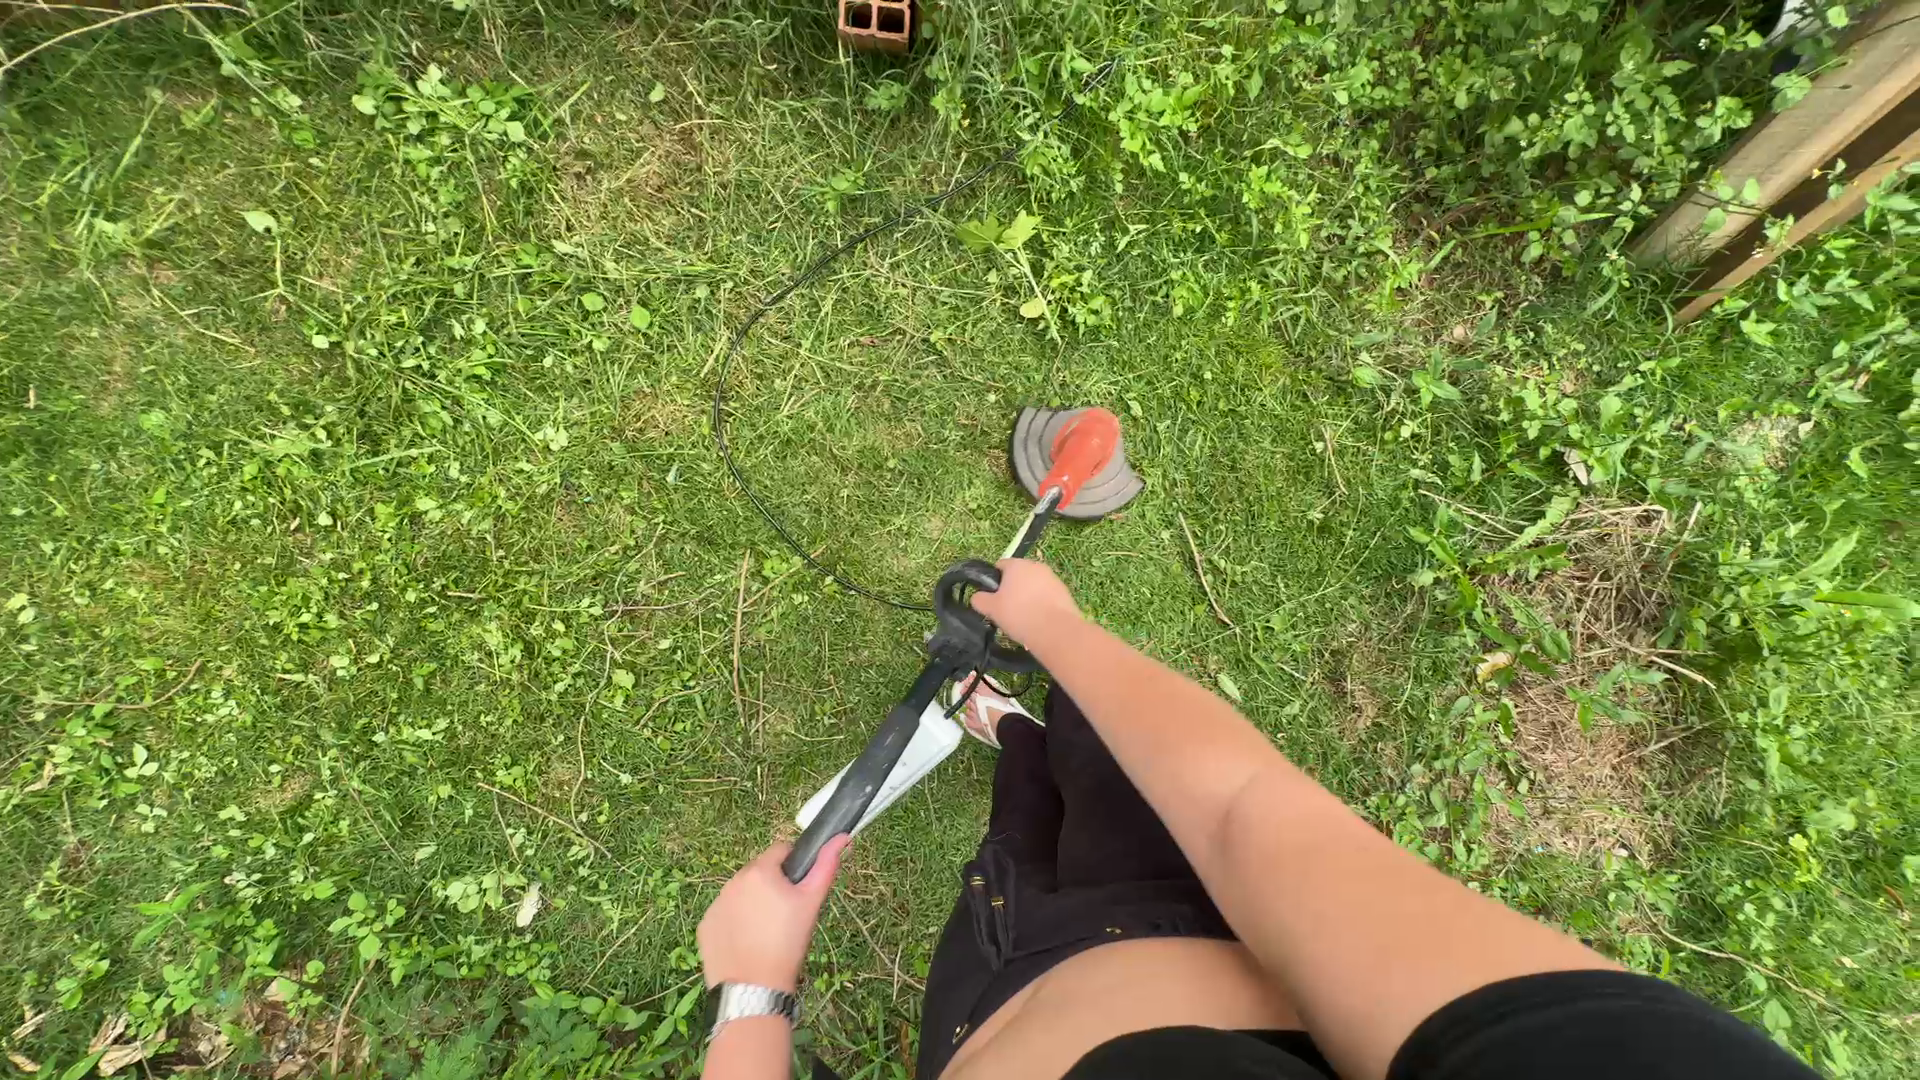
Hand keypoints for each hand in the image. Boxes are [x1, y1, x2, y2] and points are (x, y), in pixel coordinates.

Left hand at [697, 836, 848, 992]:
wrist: (753, 989)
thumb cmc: (787, 942)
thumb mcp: (811, 902)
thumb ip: (825, 865)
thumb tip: (841, 838)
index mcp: (759, 870)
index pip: (781, 850)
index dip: (793, 867)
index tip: (798, 891)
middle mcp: (733, 881)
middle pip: (760, 871)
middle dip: (772, 885)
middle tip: (785, 913)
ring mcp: (716, 904)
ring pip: (741, 892)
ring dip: (753, 901)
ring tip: (766, 931)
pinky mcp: (705, 926)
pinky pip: (725, 914)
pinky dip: (735, 921)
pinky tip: (747, 941)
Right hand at [970, 559, 1083, 645]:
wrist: (1055, 630)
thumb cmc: (1019, 615)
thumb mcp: (991, 609)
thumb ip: (980, 599)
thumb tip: (977, 597)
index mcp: (1016, 564)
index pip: (999, 566)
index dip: (993, 581)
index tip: (992, 599)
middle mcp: (1035, 566)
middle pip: (1018, 576)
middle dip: (1012, 590)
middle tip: (1006, 611)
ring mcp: (1052, 578)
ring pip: (1033, 586)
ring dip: (1027, 597)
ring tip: (1024, 619)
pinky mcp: (1064, 592)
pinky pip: (1046, 596)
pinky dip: (1041, 605)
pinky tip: (1039, 621)